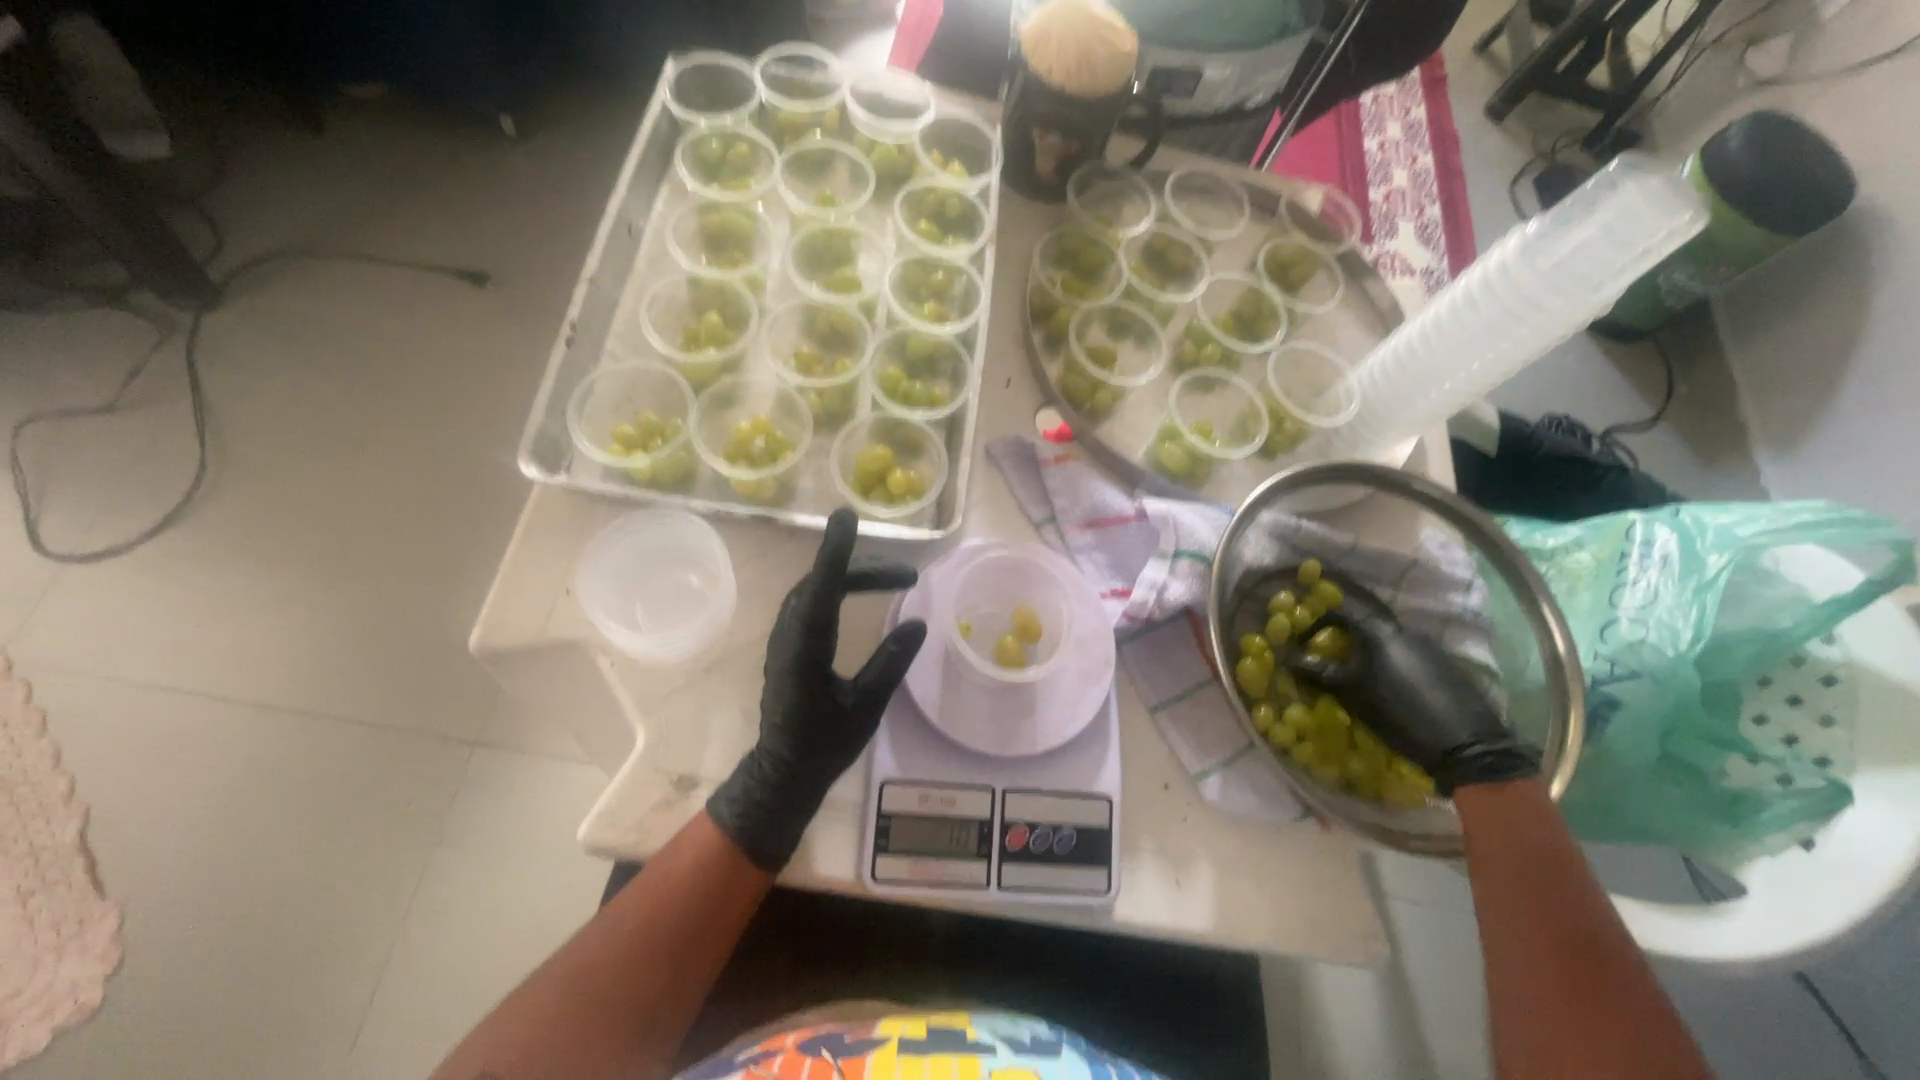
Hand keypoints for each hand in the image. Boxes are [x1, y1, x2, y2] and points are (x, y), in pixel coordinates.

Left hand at [706, 508, 928, 870]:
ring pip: (814, 591)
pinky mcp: (787, 647)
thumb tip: (918, 623)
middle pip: (822, 583)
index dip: (836, 551)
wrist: (783, 772)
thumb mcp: (866, 707)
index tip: (847, 517)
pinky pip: (809, 604)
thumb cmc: (824, 745)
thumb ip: (890, 663)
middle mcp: (790, 635)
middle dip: (864, 570)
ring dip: (849, 577)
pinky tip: (857, 596)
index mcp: (806, 649)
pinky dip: (836, 590)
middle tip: (909, 576)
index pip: (823, 588)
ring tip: (892, 581)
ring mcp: (784, 640)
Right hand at [1284, 607, 1537, 795]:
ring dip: (1366, 653)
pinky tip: (1388, 688)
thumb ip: (1320, 672)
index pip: (1341, 610)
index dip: (1317, 620)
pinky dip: (1389, 664)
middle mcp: (1405, 631)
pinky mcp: (1445, 665)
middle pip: (1365, 625)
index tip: (1301, 638)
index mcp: (1380, 632)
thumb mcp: (1352, 695)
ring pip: (1387, 641)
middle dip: (1341, 639)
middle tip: (1326, 659)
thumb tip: (1288, 656)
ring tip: (1355, 678)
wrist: (1467, 744)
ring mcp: (1429, 647)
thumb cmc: (1399, 715)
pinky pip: (1407, 655)